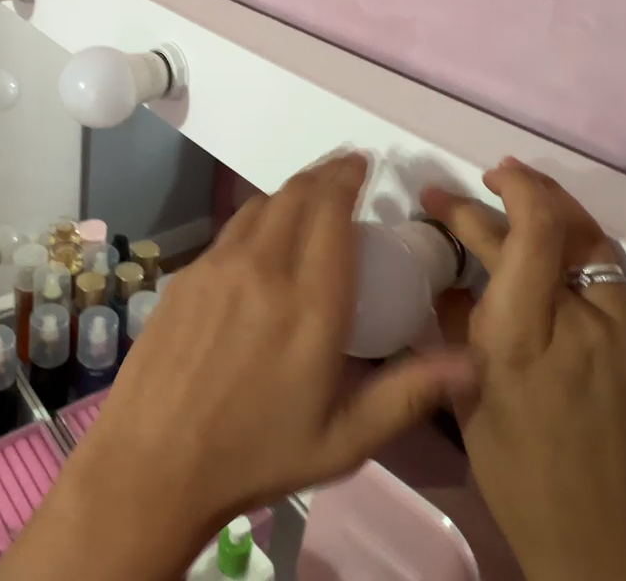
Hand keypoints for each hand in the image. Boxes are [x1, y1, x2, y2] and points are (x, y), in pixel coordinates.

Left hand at [0, 152, 473, 580]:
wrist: (153, 461)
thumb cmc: (255, 456)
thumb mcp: (343, 441)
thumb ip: (407, 393)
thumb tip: (472, 362)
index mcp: (310, 305)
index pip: (332, 214)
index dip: (348, 178)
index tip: (363, 163)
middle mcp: (263, 270)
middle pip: (296, 196)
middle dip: (325, 172)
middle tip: (345, 167)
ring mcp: (217, 267)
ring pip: (260, 205)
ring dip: (291, 190)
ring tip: (310, 193)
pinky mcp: (186, 276)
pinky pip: (230, 230)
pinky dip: (257, 216)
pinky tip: (263, 237)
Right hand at [423, 158, 625, 580]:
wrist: (601, 542)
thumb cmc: (516, 473)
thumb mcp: (466, 397)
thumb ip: (459, 330)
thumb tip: (453, 278)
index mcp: (521, 340)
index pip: (519, 238)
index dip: (491, 198)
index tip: (458, 189)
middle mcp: (584, 328)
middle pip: (553, 235)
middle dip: (510, 197)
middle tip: (481, 187)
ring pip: (601, 251)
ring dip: (560, 215)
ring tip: (533, 198)